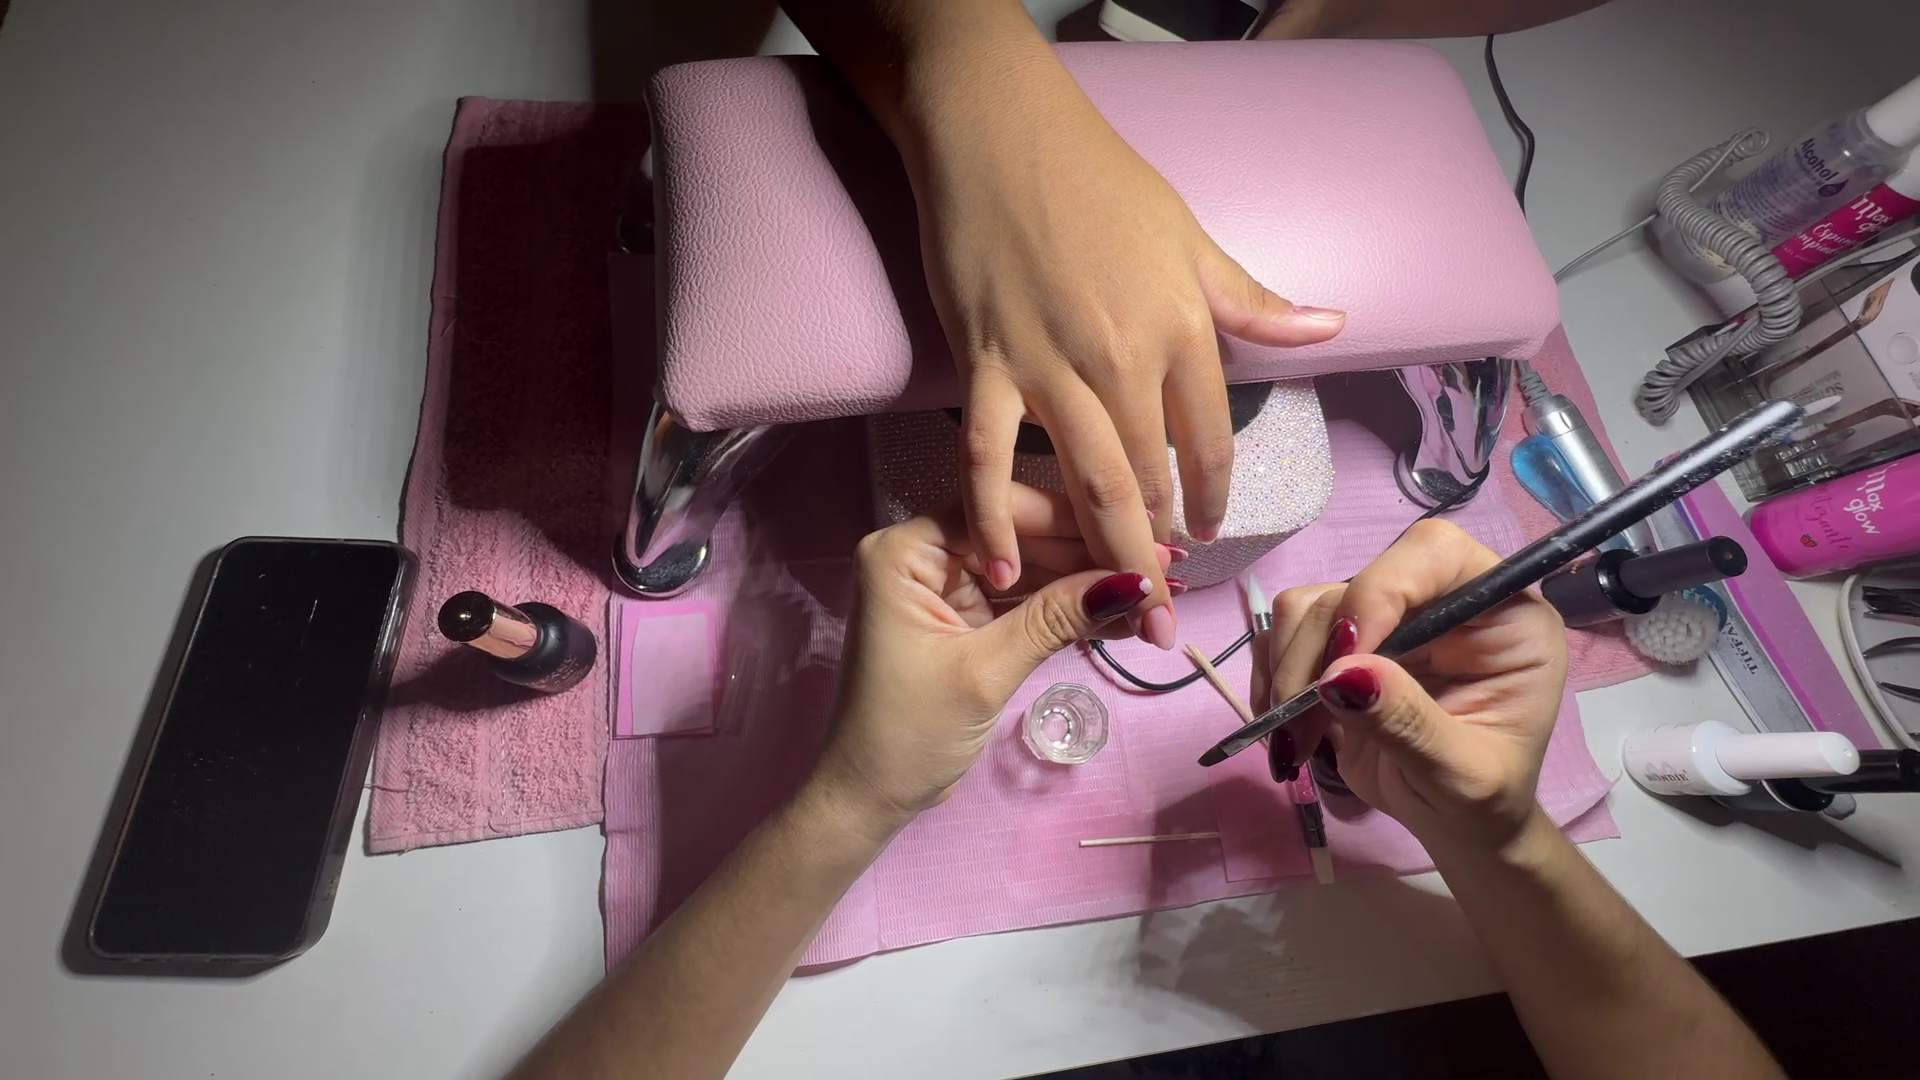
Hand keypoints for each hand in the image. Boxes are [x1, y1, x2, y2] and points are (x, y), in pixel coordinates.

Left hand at [810, 485, 1159, 836]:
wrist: (871, 796)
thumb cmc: (910, 733)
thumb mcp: (985, 671)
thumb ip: (1055, 619)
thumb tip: (1137, 580)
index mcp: (906, 550)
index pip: (999, 513)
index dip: (1072, 524)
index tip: (1139, 537)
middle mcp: (924, 553)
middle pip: (1019, 538)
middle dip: (1088, 559)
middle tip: (1163, 568)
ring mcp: (945, 584)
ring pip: (1028, 569)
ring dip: (1085, 585)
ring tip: (1155, 594)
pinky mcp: (964, 615)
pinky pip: (1022, 600)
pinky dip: (1065, 610)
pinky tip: (1119, 615)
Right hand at [894, 32, 1343, 649]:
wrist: (999, 137)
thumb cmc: (1097, 182)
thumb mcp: (1189, 236)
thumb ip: (1252, 302)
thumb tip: (1333, 327)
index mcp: (1180, 326)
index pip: (1210, 437)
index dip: (1212, 496)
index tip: (1206, 535)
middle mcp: (1123, 360)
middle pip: (1152, 477)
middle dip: (1162, 551)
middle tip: (1165, 610)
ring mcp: (1049, 369)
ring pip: (1086, 480)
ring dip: (1106, 550)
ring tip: (1117, 604)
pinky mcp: (985, 370)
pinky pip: (988, 458)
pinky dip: (990, 517)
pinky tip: (1002, 570)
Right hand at [1251, 520, 1568, 854]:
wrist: (1451, 818)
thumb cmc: (1481, 798)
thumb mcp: (1464, 775)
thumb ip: (1411, 723)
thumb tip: (1342, 675)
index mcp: (1496, 614)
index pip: (1431, 553)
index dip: (1379, 591)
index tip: (1346, 661)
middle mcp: (1432, 601)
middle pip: (1347, 587)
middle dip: (1313, 657)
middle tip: (1300, 724)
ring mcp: (1377, 618)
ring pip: (1301, 609)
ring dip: (1286, 673)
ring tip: (1295, 738)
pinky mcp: (1332, 640)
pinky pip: (1279, 637)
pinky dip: (1270, 681)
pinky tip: (1286, 728)